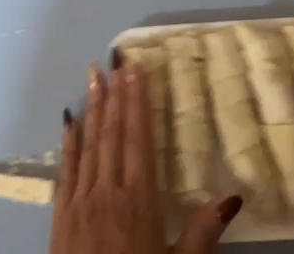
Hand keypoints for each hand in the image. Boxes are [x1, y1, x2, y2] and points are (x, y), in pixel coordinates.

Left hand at [53, 57, 242, 253]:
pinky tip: (69, 119)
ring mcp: (81, 200)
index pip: (139, 140)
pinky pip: (66, 169)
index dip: (138, 102)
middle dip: (116, 95)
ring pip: (89, 143)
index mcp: (140, 201)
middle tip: (116, 60)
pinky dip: (69, 141)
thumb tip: (233, 196)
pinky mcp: (60, 214)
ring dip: (93, 107)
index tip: (138, 70)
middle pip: (113, 133)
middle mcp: (109, 191)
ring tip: (94, 74)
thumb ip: (202, 233)